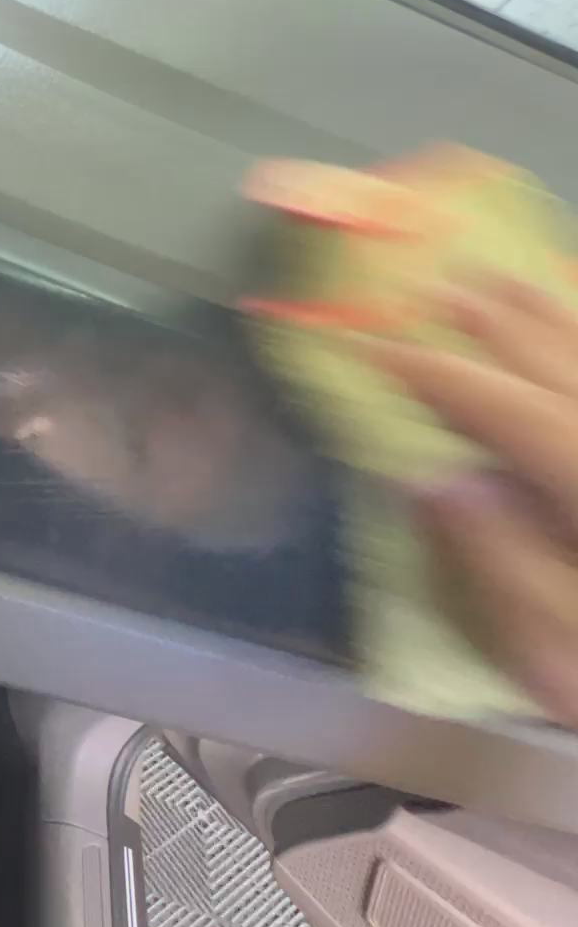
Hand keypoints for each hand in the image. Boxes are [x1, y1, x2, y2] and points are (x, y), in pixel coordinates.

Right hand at [371, 281, 577, 724]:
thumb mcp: (551, 645)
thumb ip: (497, 558)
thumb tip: (432, 479)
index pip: (511, 414)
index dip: (436, 375)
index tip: (369, 345)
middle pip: (573, 378)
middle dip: (501, 326)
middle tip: (442, 283)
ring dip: (559, 325)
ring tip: (511, 281)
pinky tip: (575, 344)